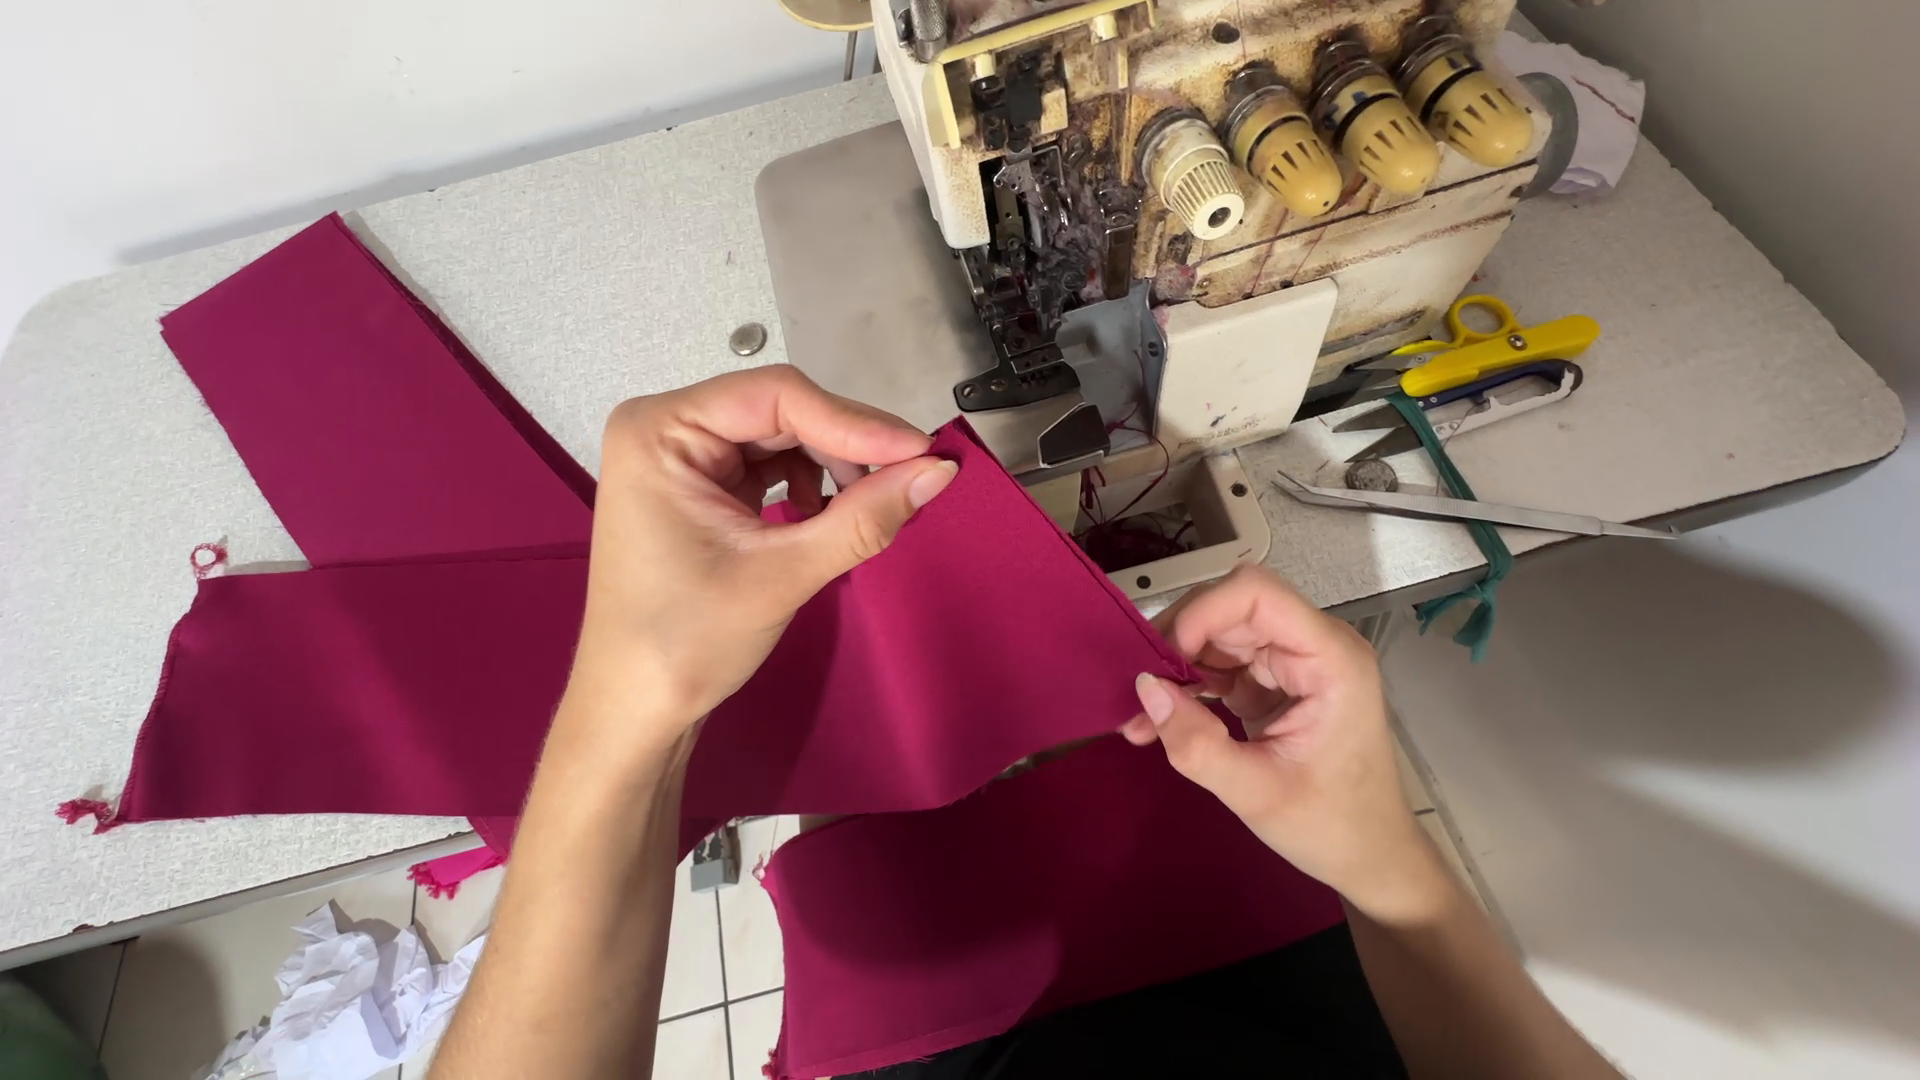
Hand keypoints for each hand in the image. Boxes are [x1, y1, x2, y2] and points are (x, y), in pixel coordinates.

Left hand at [563, 367, 956, 754]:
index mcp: (660, 430)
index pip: (778, 397)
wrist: (638, 707)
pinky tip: (823, 517)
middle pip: (782, 412)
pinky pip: (770, 465)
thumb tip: (940, 471)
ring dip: (833, 467)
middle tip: (909, 479)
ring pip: (782, 437)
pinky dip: (810, 484)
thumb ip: (865, 518)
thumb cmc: (688, 643)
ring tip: (862, 510)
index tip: (921, 453)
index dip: (856, 422)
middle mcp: (666, 428)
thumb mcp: (783, 575)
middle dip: (848, 447)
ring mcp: (682, 456)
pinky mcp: (701, 485)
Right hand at [1120, 566, 1448, 919]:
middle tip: (1139, 691)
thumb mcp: (1257, 794)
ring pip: (1215, 631)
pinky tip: (1160, 718)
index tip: (1163, 661)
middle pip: (1228, 607)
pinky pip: (1217, 660)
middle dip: (1176, 642)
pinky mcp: (1272, 677)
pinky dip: (1184, 684)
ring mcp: (1291, 658)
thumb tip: (1144, 689)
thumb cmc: (1331, 827)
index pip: (1256, 594)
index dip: (1202, 613)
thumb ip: (1197, 744)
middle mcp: (1312, 644)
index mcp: (1329, 659)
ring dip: (1173, 665)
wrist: (1370, 858)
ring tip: (1141, 713)